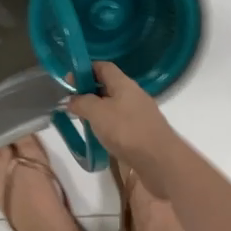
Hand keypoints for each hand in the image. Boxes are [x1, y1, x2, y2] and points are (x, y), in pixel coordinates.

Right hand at [66, 62, 183, 192]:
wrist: (161, 163)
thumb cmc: (127, 131)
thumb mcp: (97, 113)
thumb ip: (81, 102)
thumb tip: (71, 99)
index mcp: (124, 84)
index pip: (103, 67)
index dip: (85, 70)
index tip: (69, 82)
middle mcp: (134, 95)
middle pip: (108, 86)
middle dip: (89, 93)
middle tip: (72, 104)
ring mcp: (141, 115)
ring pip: (114, 106)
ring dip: (98, 112)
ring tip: (82, 122)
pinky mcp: (143, 133)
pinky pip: (121, 123)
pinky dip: (108, 127)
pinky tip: (100, 138)